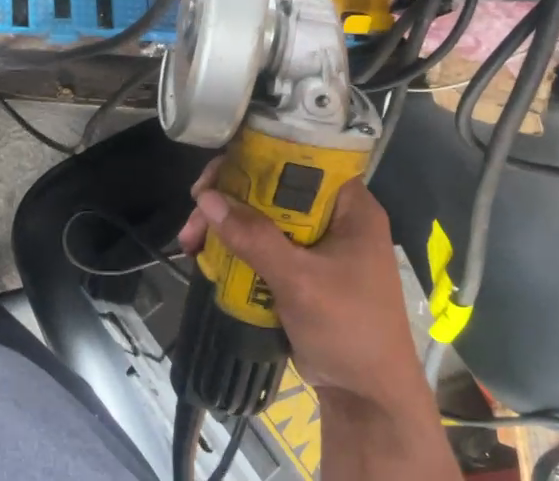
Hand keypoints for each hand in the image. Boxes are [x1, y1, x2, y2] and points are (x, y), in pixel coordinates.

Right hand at [178, 163, 429, 411]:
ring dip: (222, 226)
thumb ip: (254, 237)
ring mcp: (315, 245)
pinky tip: (204, 257)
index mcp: (351, 209)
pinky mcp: (298, 268)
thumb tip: (206, 197)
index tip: (217, 175)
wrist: (367, 399)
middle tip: (196, 215)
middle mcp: (333, 218)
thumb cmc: (349, 331)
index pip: (300, 161)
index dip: (256, 158)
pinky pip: (258, 244)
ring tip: (191, 244)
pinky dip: (231, 248)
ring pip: (258, 216)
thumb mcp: (300, 282)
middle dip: (227, 199)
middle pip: (271, 188)